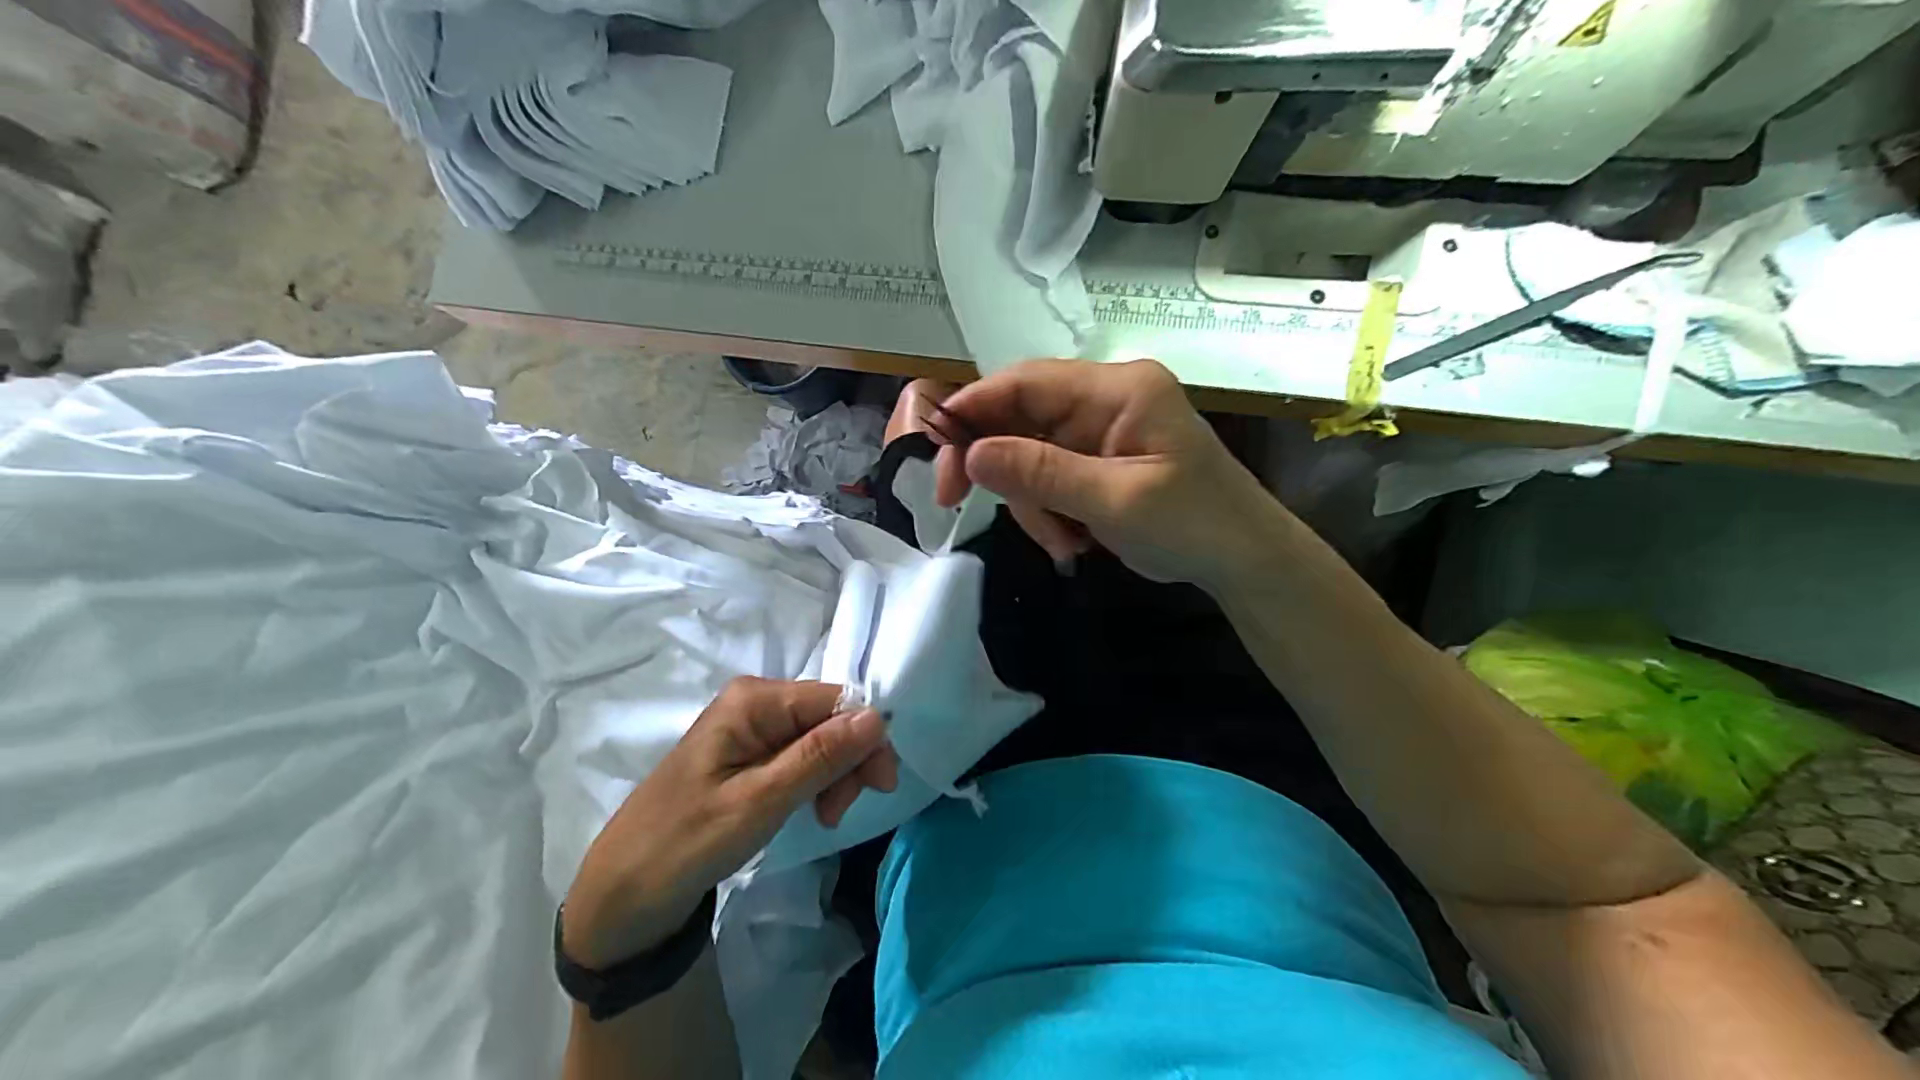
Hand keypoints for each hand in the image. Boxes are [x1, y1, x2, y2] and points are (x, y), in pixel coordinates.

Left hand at [561, 678, 896, 968]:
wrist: (623, 892)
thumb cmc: (687, 843)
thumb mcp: (760, 801)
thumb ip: (820, 756)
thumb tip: (878, 717)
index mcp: (755, 699)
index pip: (837, 700)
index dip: (867, 738)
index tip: (880, 787)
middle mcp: (756, 701)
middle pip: (831, 717)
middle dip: (849, 761)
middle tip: (839, 813)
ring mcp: (751, 726)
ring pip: (821, 738)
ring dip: (835, 776)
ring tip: (825, 818)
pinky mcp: (750, 753)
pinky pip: (801, 754)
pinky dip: (816, 782)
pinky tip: (812, 808)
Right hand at [933, 359, 1295, 588]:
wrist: (1244, 559)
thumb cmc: (1194, 524)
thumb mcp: (1115, 501)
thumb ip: (1041, 473)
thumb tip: (971, 454)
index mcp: (1118, 389)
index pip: (1025, 382)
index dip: (972, 409)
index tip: (937, 453)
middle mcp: (1103, 398)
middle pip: (1018, 416)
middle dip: (998, 467)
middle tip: (959, 504)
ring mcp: (1099, 429)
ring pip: (1026, 453)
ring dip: (1029, 502)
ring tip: (1061, 543)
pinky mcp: (1096, 459)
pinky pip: (1046, 476)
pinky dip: (1045, 510)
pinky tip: (1070, 540)